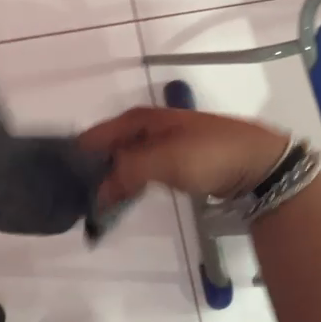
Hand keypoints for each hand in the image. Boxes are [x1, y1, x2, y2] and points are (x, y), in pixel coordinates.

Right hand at [78, 107, 291, 205]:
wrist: (260, 163)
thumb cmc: (208, 155)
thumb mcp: (162, 161)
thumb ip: (125, 173)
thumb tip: (97, 191)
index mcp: (140, 119)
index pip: (96, 136)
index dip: (78, 156)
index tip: (60, 180)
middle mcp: (147, 126)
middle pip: (109, 148)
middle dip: (93, 170)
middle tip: (77, 197)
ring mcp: (163, 142)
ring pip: (125, 160)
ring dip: (112, 179)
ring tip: (96, 202)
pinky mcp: (176, 160)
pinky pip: (142, 170)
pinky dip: (130, 182)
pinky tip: (124, 198)